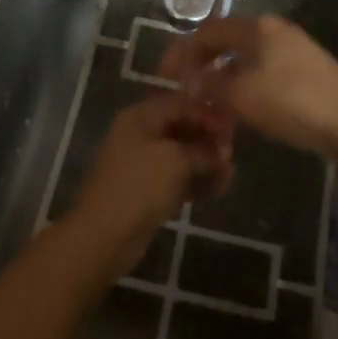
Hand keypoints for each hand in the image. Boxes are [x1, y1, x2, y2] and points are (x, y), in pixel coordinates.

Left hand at [71, 93, 235, 240]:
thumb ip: (203, 151)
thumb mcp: (176, 161)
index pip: (180, 104)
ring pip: (181, 157)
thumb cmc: (140, 186)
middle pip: (181, 129)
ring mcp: (142, 165)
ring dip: (205, 164)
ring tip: (228, 177)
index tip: (232, 131)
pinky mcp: (146, 191)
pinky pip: (176, 179)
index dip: (208, 115)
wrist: (105, 234)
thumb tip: (222, 153)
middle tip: (231, 156)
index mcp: (140, 118)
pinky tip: (216, 190)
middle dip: (208, 141)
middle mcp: (140, 136)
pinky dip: (195, 182)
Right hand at [158, 15, 337, 156]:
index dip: (182, 51)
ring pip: (246, 60)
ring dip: (224, 78)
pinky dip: (245, 87)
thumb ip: (209, 85)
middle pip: (227, 42)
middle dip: (202, 64)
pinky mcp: (307, 72)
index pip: (207, 30)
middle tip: (185, 88)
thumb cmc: (290, 102)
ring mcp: (294, 50)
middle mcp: (274, 31)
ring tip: (209, 104)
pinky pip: (264, 73)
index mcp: (256, 27)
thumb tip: (190, 81)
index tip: (164, 74)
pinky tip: (241, 111)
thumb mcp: (240, 95)